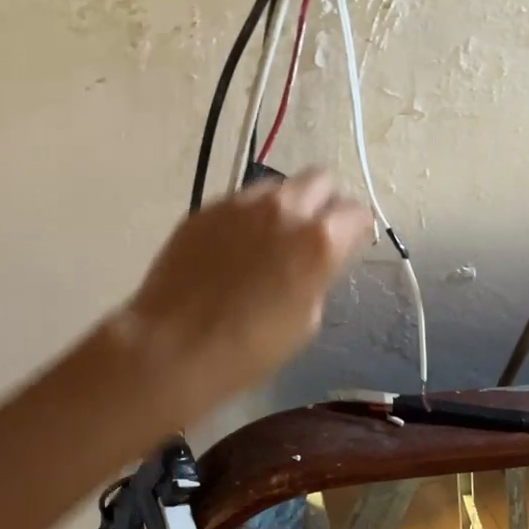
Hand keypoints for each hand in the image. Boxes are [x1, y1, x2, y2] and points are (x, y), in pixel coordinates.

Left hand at [119, 169, 372, 402]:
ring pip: (276, 186)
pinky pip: (239, 202)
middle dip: (323, 202)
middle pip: (319, 179)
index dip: (355, 229)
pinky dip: (246, 218)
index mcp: (318, 240)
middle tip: (311, 233)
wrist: (172, 347)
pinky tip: (232, 249)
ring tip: (267, 240)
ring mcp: (240, 204)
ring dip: (283, 206)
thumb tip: (314, 261)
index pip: (356, 211)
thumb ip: (318, 276)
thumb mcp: (306, 321)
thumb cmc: (249, 349)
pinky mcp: (206, 209)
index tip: (347, 244)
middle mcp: (283, 209)